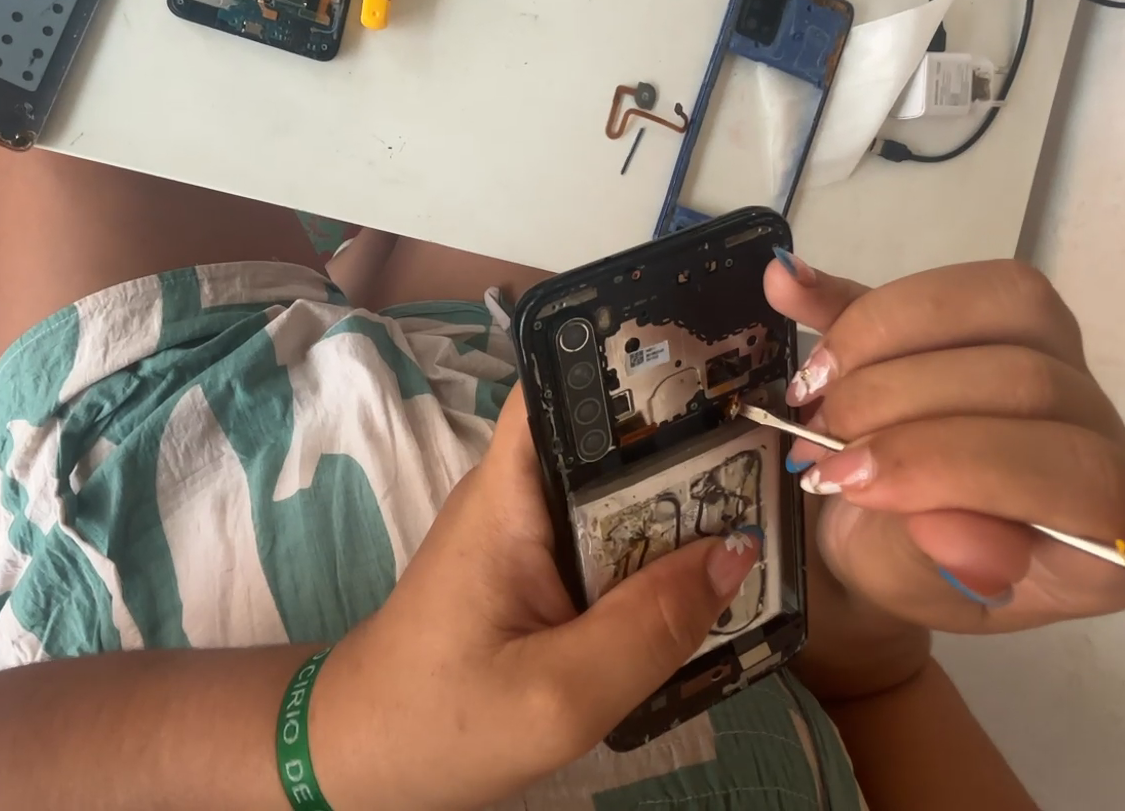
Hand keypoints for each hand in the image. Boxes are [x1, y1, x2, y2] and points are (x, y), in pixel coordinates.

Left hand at [309, 391, 761, 810]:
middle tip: (762, 451)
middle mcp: (512, 494)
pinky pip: (597, 539)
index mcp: (506, 494)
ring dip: (668, 503)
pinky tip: (696, 571)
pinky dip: (645, 550)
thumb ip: (647, 628)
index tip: (704, 370)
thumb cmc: (441, 721)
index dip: (621, 369)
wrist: (362, 755)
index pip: (553, 391)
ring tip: (753, 503)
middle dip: (674, 443)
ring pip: (605, 495)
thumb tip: (735, 553)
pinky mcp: (526, 568)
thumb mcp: (559, 695)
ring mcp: (518, 531)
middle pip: (598, 442)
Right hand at [766, 256, 1124, 640]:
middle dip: (893, 401)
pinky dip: (849, 289)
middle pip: (1025, 378)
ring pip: (1005, 303)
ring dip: (877, 333)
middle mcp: (1100, 433)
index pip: (1078, 474)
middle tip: (812, 441)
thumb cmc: (909, 566)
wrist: (885, 522)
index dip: (953, 462)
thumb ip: (936, 569)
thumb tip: (951, 538)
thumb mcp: (910, 586)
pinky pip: (940, 283)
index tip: (846, 478)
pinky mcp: (986, 319)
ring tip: (810, 386)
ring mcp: (1055, 361)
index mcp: (1110, 527)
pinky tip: (787, 284)